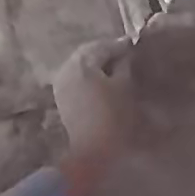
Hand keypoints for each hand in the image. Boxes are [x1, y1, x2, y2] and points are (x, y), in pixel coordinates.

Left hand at [52, 36, 135, 195]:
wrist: (92, 150)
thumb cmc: (113, 117)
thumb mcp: (124, 87)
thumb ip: (124, 66)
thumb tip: (123, 56)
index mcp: (81, 63)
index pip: (102, 46)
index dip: (119, 45)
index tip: (133, 44)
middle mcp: (66, 69)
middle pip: (87, 54)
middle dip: (105, 53)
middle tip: (124, 54)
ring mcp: (61, 83)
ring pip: (81, 66)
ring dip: (97, 64)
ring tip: (115, 68)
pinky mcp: (61, 97)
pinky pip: (76, 77)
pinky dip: (89, 75)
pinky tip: (102, 80)